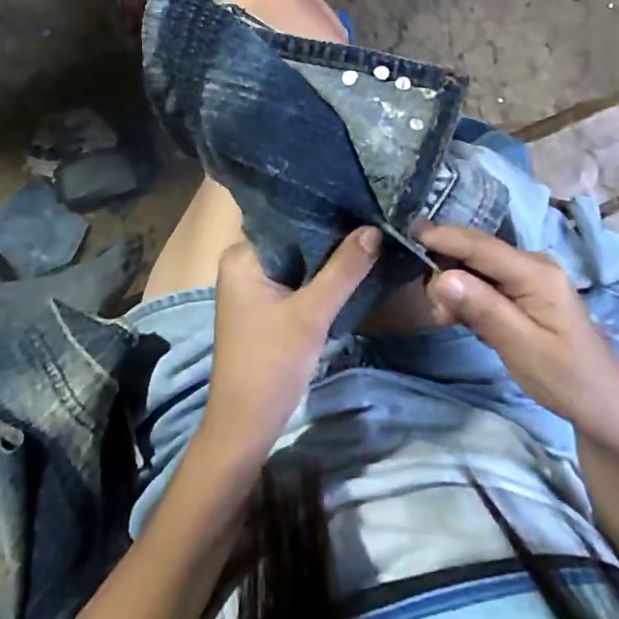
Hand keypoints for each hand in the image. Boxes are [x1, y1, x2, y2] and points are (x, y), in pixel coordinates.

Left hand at [199, 227, 381, 453]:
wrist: (247, 423)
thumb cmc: (270, 363)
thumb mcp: (311, 314)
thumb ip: (343, 270)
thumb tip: (375, 229)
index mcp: (243, 256)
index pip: (283, 214)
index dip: (321, 205)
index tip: (359, 195)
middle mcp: (245, 264)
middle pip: (294, 236)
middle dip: (331, 229)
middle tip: (372, 211)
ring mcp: (255, 286)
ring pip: (299, 258)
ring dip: (330, 253)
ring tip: (370, 232)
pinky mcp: (268, 305)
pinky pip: (299, 278)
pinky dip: (323, 275)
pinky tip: (354, 266)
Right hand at [417, 223, 618, 448]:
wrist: (601, 405)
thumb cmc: (565, 378)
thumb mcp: (521, 347)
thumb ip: (483, 309)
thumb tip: (441, 278)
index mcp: (537, 273)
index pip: (482, 246)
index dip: (445, 237)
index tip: (409, 232)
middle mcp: (534, 266)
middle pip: (478, 253)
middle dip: (446, 267)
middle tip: (429, 306)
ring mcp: (530, 279)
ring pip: (479, 269)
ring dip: (455, 286)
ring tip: (443, 320)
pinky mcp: (525, 295)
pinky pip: (487, 284)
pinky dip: (467, 297)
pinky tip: (458, 319)